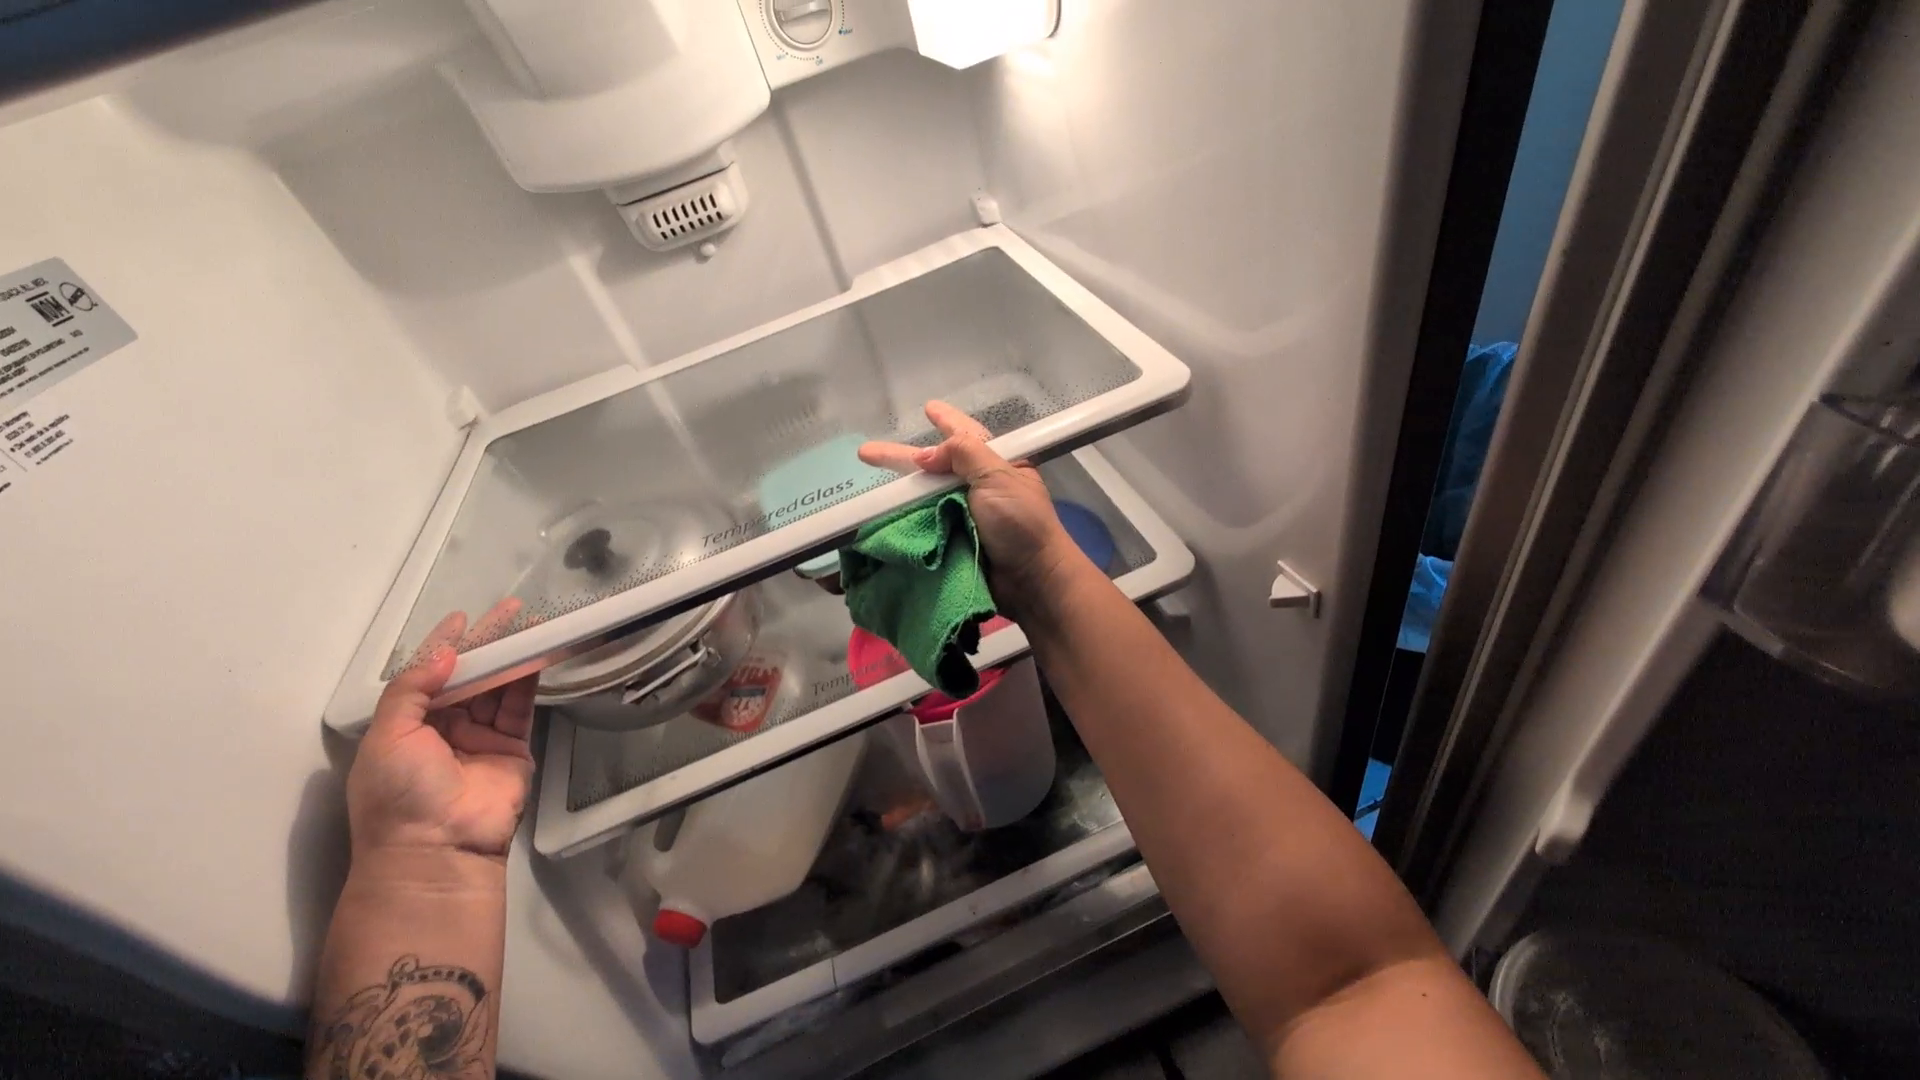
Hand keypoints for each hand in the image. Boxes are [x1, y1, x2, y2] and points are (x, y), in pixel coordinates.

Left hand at [348, 605, 536, 862]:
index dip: (443, 646)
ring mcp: (480, 736)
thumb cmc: (399, 793)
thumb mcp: (387, 736)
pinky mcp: (513, 745)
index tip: (462, 617)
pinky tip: (534, 656)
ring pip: (498, 687)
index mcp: (406, 726)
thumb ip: (411, 689)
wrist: (438, 846)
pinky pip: (520, 706)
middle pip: (469, 675)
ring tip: (529, 626)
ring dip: (512, 657)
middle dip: (488, 643)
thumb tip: (447, 652)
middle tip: (509, 610)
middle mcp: (443, 727)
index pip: (426, 675)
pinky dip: (528, 681)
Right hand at [860, 402, 1090, 618]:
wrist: (1031, 581)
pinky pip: (923, 526)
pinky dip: (902, 521)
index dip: (946, 421)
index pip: (966, 436)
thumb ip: (963, 454)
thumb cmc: (1021, 523)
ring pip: (924, 497)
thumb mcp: (998, 476)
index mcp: (997, 465)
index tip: (928, 408)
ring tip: (866, 490)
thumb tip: (924, 456)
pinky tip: (879, 517)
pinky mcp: (953, 543)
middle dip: (902, 459)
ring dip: (897, 493)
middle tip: (865, 453)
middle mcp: (979, 488)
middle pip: (934, 467)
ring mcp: (964, 517)